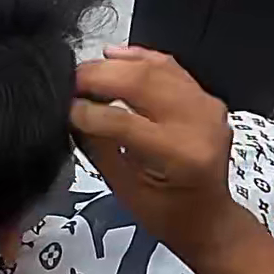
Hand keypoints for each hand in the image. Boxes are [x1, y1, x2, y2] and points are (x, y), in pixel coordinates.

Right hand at [71, 46, 251, 262]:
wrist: (210, 218)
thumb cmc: (168, 214)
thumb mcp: (125, 190)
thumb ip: (99, 147)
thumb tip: (73, 113)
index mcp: (181, 155)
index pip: (125, 122)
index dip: (88, 112)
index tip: (64, 107)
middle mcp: (199, 124)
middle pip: (142, 83)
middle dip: (98, 78)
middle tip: (69, 81)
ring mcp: (207, 107)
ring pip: (155, 68)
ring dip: (116, 66)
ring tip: (85, 72)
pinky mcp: (206, 98)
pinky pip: (170, 67)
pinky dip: (140, 58)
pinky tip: (113, 56)